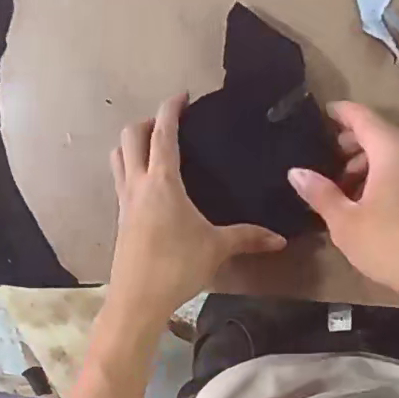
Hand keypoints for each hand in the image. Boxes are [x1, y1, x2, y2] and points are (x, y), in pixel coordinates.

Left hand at [106, 94, 285, 325]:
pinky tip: (149, 187)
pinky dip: (130, 170)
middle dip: (148, 122)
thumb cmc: (177, 267)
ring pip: (118, 158)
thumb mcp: (216, 249)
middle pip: (130, 136)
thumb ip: (248, 238)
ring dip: (132, 144)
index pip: (163, 131)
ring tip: (154, 149)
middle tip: (170, 125)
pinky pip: (120, 182)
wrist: (136, 301)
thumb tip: (280, 240)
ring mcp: (124, 202)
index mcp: (162, 181)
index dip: (172, 108)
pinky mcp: (119, 220)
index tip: (184, 96)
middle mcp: (138, 184)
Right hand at [287, 101, 398, 310]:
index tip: (321, 113)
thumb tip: (295, 171)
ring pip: (394, 148)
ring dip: (367, 160)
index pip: (363, 117)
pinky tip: (368, 196)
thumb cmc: (387, 246)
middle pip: (379, 132)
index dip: (340, 113)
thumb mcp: (345, 222)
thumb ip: (320, 192)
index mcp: (393, 151)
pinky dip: (385, 169)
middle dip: (351, 142)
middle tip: (324, 160)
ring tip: (343, 186)